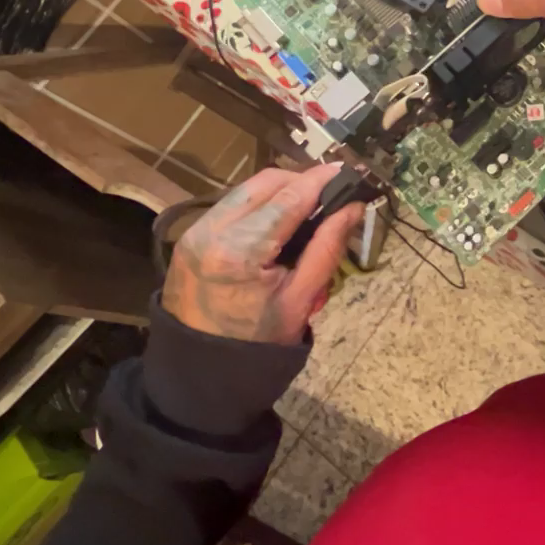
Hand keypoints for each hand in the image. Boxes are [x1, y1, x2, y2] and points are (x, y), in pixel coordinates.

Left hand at [162, 164, 365, 344]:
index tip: (350, 169)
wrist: (199, 375)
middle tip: (332, 195)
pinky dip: (260, 203)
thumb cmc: (257, 344)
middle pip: (267, 182)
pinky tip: (279, 221)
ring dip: (281, 190)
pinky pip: (232, 204)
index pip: (290, 196)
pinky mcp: (190, 235)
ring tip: (309, 208)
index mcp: (240, 250)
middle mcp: (212, 230)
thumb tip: (353, 205)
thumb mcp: (301, 299)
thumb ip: (327, 247)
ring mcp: (196, 231)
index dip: (323, 179)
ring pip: (248, 188)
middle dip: (303, 181)